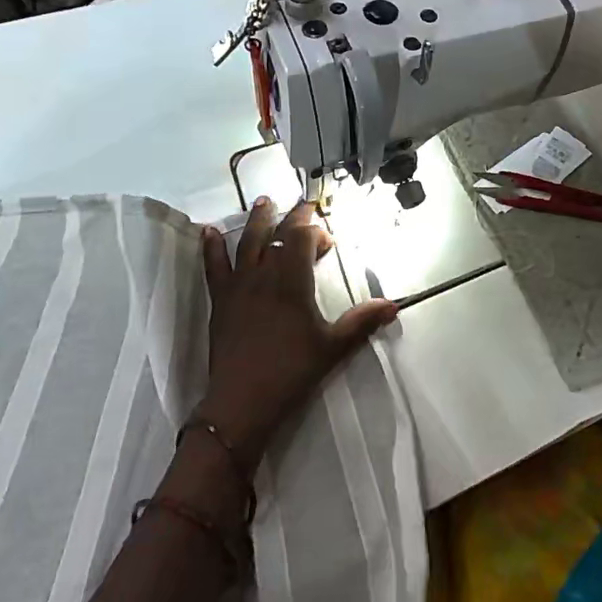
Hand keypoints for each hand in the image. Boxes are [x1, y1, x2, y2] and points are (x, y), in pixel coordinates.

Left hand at [198, 198, 398, 461]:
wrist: (243, 399)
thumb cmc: (292, 372)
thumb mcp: (332, 348)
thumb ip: (361, 322)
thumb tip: (393, 305)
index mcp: (292, 282)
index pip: (302, 240)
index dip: (315, 231)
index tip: (327, 237)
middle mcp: (264, 274)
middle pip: (277, 235)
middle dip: (290, 217)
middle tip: (301, 204)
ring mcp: (239, 285)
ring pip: (247, 243)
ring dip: (256, 220)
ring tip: (263, 201)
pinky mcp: (221, 299)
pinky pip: (214, 266)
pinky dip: (211, 247)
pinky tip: (208, 231)